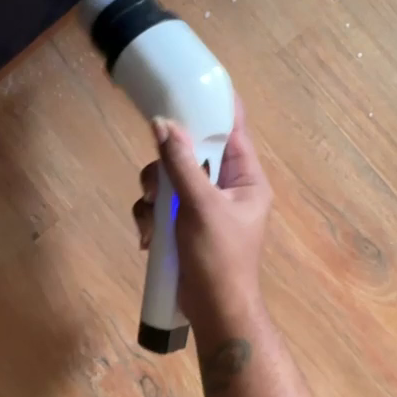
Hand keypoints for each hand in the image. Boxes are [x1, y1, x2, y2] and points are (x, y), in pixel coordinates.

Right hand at [132, 100, 272, 328]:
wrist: (214, 312)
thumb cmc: (219, 258)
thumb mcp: (200, 207)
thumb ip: (180, 164)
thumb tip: (163, 124)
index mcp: (246, 179)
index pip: (233, 130)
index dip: (214, 106)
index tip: (191, 84)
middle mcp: (226, 188)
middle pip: (191, 154)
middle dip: (167, 168)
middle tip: (158, 184)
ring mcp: (203, 208)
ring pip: (169, 180)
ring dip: (154, 198)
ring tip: (154, 222)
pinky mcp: (183, 227)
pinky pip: (160, 207)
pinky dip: (151, 219)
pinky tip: (150, 240)